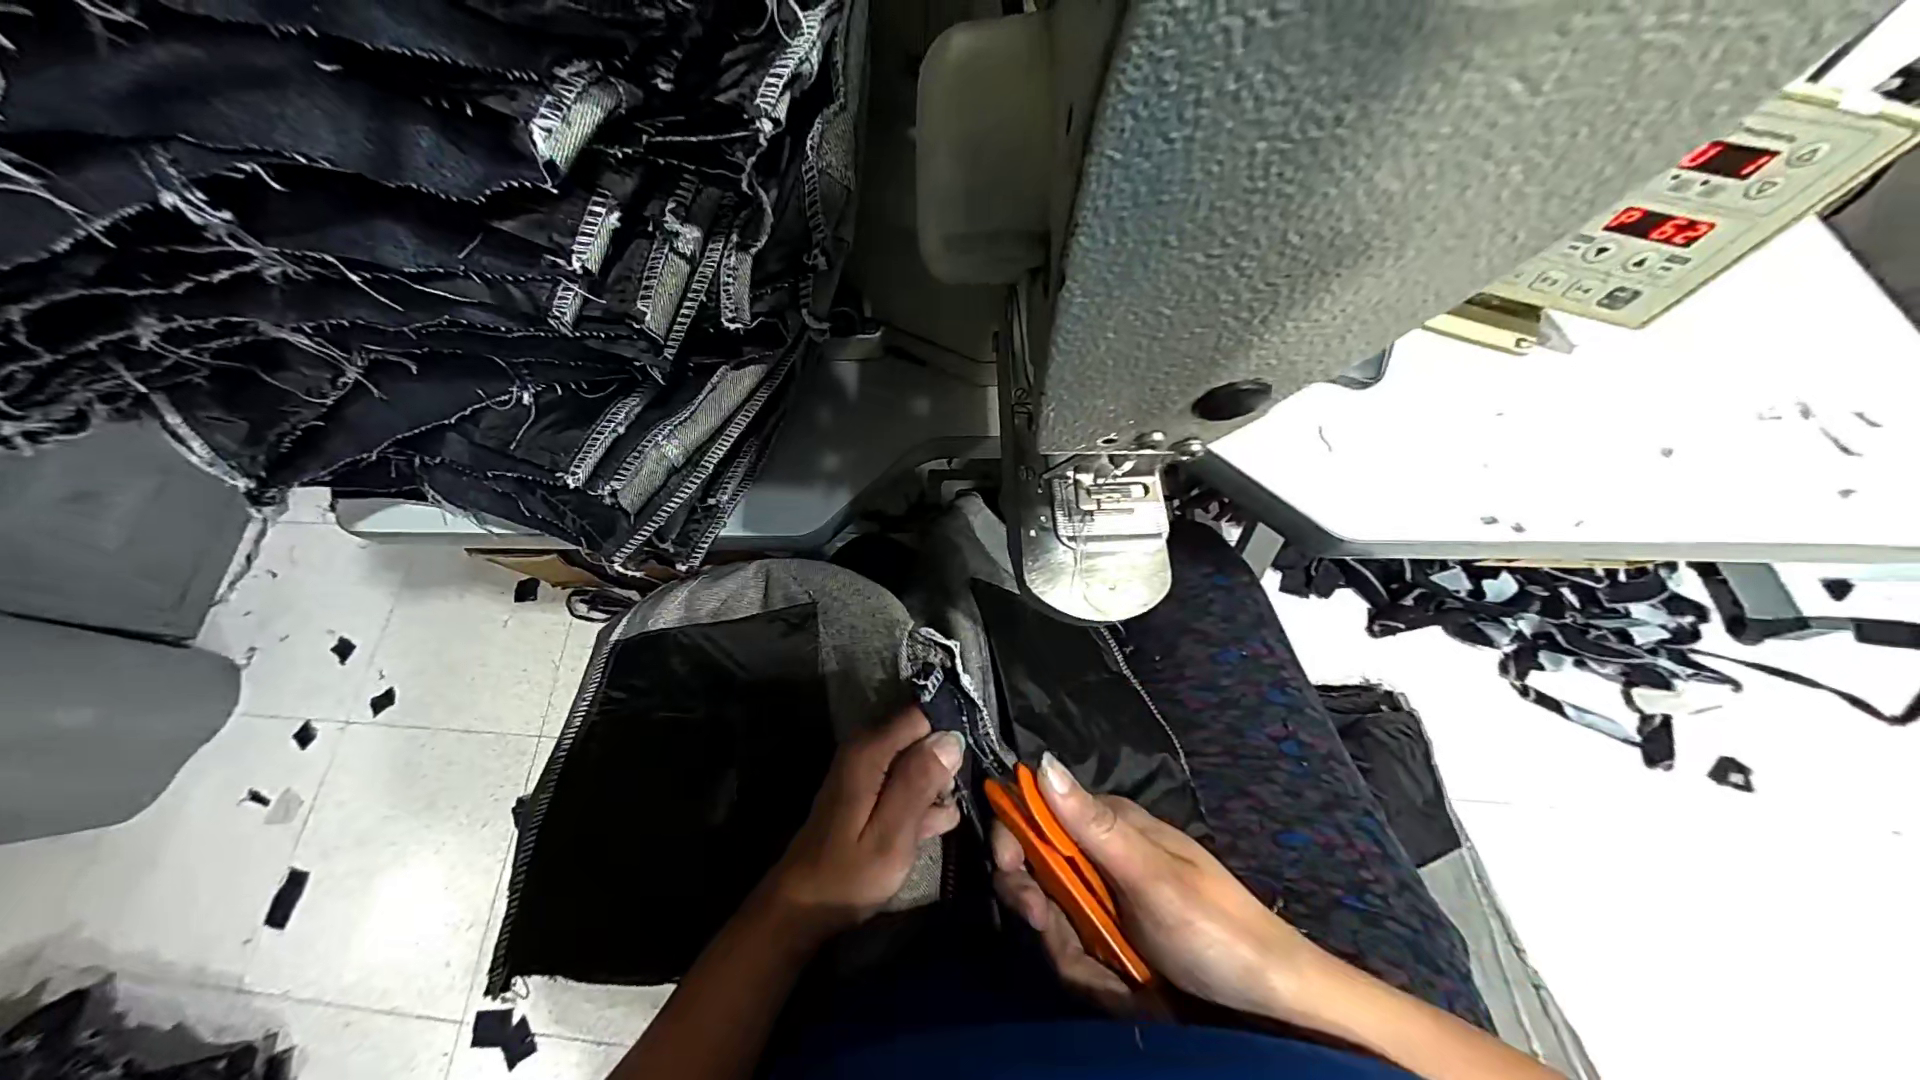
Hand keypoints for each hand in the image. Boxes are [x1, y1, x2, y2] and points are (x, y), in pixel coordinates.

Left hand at [764, 706, 964, 939]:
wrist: (804, 907)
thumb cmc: (848, 876)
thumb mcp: (891, 835)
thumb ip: (919, 783)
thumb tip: (951, 738)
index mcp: (869, 751)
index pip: (922, 714)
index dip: (949, 735)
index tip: (967, 767)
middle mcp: (867, 747)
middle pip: (922, 734)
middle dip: (944, 764)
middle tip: (947, 802)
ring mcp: (868, 767)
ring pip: (920, 759)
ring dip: (936, 786)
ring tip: (936, 820)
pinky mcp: (870, 788)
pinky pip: (907, 778)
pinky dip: (921, 799)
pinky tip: (927, 827)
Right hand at [993, 752, 1327, 1022]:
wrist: (1270, 1008)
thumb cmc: (1215, 930)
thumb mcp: (1152, 877)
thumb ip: (1092, 825)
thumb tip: (1043, 761)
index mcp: (1112, 826)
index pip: (1038, 813)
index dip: (1014, 837)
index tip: (1010, 871)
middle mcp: (1103, 857)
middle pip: (1036, 871)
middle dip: (1038, 906)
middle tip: (1050, 928)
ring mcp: (1107, 902)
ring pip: (1052, 919)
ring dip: (1070, 951)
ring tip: (1109, 974)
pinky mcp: (1114, 942)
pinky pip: (1076, 953)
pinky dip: (1090, 976)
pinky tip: (1121, 989)